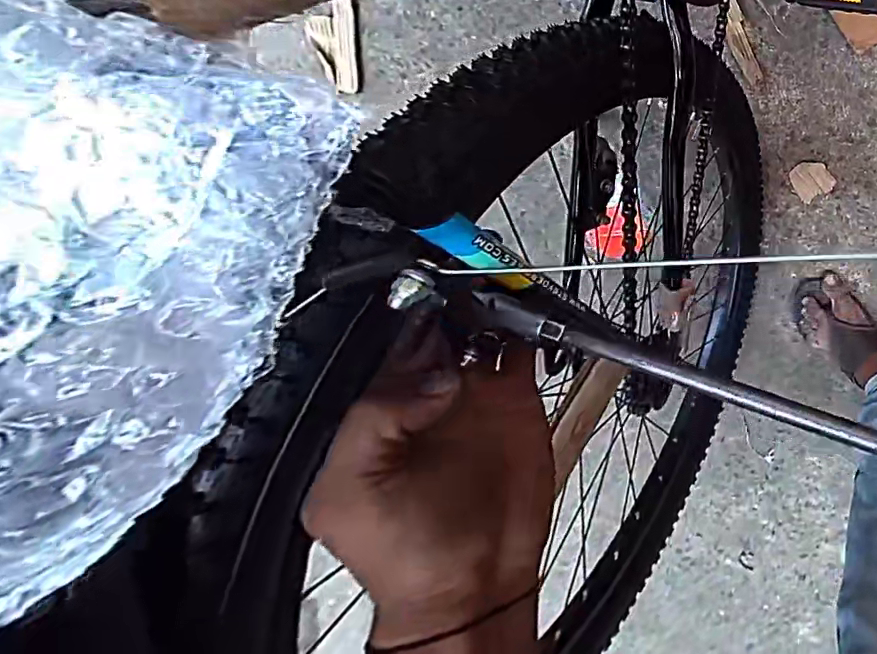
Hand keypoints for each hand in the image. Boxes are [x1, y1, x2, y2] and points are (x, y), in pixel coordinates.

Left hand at [303, 314, 553, 650]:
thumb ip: (374, 420)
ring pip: (483, 326)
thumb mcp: (348, 492)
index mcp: (387, 406)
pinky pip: (522, 347)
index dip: (417, 319)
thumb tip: (437, 374)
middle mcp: (431, 391)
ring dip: (492, 307)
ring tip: (500, 298)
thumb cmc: (401, 550)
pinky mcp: (516, 397)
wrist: (473, 587)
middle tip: (473, 288)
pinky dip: (527, 326)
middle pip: (445, 326)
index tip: (436, 298)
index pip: (400, 344)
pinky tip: (527, 317)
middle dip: (456, 302)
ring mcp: (477, 391)